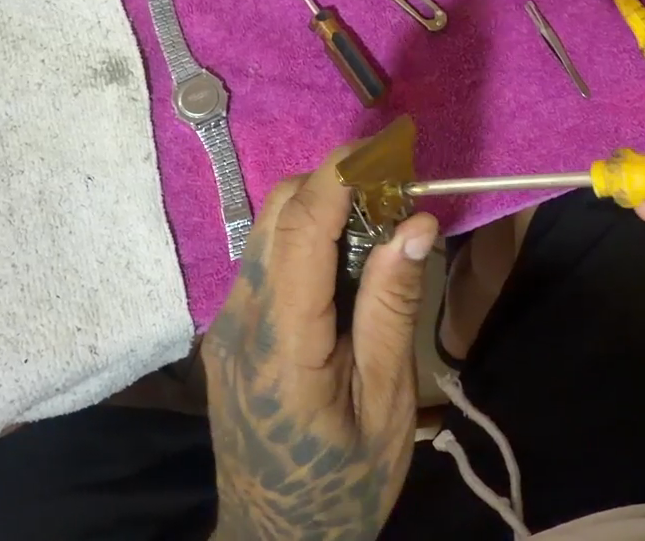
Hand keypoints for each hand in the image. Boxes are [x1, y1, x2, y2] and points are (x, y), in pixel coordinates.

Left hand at [201, 147, 440, 540]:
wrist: (276, 539)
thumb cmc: (344, 480)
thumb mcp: (386, 402)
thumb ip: (393, 307)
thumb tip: (417, 224)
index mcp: (282, 344)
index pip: (303, 230)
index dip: (340, 175)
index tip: (382, 144)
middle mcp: (240, 319)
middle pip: (277, 213)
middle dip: (332, 180)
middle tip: (392, 185)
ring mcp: (227, 322)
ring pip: (267, 228)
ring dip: (319, 203)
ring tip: (376, 217)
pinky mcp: (229, 328)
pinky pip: (265, 255)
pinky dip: (305, 233)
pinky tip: (343, 257)